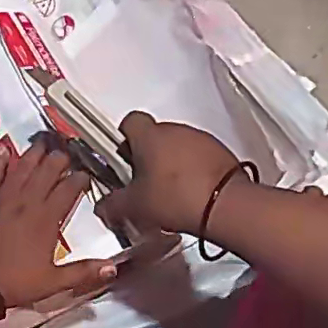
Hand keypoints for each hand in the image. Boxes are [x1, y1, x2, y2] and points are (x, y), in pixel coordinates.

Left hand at [0, 142, 117, 307]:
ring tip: (42, 142)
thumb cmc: (13, 283)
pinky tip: (3, 153)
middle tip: (66, 152)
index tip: (85, 175)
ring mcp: (3, 199)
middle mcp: (26, 203)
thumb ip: (83, 271)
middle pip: (46, 171)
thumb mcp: (53, 281)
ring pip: (21, 168)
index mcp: (46, 219)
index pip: (68, 189)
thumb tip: (112, 269)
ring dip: (33, 154)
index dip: (79, 178)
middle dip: (59, 159)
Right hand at [100, 112, 245, 234]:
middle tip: (142, 181)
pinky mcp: (221, 153)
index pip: (130, 121)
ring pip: (177, 145)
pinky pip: (199, 156)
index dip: (124, 137)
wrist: (225, 206)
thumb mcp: (133, 207)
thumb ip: (112, 204)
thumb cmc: (175, 198)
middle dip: (147, 155)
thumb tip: (103, 206)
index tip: (122, 156)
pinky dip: (192, 170)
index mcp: (149, 136)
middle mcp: (175, 130)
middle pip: (154, 135)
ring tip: (167, 192)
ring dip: (170, 163)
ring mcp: (201, 139)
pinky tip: (189, 194)